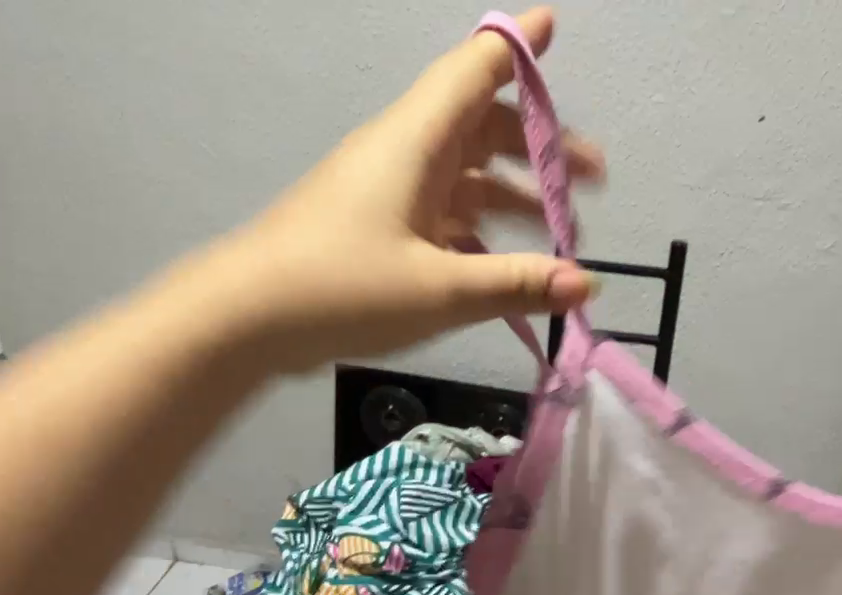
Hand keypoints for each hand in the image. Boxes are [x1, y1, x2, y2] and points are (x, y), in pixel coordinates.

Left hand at [206, 6, 602, 369]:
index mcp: (417, 143)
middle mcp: (405, 154)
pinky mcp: (380, 228)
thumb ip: (517, 285)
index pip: (474, 72)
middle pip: (481, 127)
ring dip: (515, 197)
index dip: (517, 48)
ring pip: (466, 177)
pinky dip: (482, 233)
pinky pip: (444, 216)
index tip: (555, 25)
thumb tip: (587, 285)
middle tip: (592, 178)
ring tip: (562, 234)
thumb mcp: (441, 291)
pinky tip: (506, 271)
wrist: (249, 318)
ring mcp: (390, 192)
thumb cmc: (344, 288)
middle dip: (539, 146)